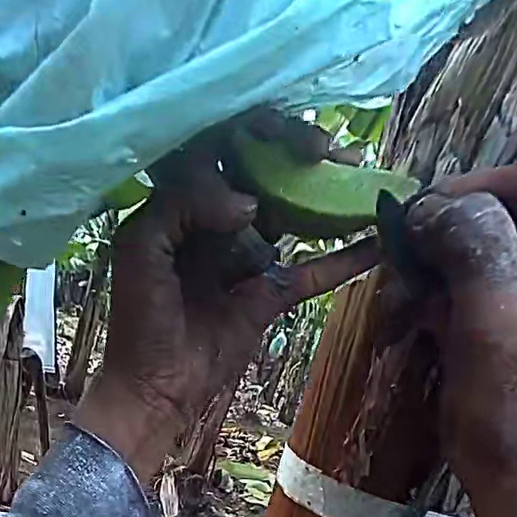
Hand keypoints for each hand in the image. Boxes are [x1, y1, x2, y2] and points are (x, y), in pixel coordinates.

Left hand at [74, 145, 378, 477]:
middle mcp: (218, 224)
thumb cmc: (140, 317)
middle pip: (265, 174)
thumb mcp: (142, 246)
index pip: (222, 149)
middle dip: (298, 154)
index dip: (254, 131)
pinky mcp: (271, 294)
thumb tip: (247, 200)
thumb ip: (184, 204)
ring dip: (328, 198)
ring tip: (361, 176)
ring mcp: (248, 259)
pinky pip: (312, 273)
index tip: (280, 134)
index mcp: (181, 203)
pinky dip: (344, 261)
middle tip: (330, 149)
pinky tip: (376, 243)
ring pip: (293, 217)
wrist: (156, 384)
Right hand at [402, 149, 516, 516]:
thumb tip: (427, 206)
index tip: (424, 212)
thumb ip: (471, 233)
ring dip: (435, 273)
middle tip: (404, 256)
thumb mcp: (504, 303)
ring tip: (400, 298)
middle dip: (449, 237)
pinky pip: (470, 299)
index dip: (482, 185)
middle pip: (510, 219)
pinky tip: (411, 319)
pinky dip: (437, 303)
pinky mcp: (513, 339)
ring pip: (482, 260)